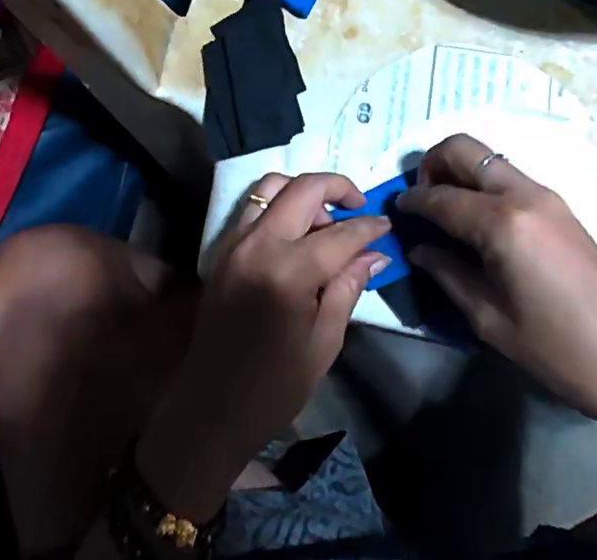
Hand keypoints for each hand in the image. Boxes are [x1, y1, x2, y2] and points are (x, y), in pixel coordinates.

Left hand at [135, 172, 388, 518]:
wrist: (210, 410)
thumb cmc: (276, 385)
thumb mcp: (325, 340)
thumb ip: (349, 286)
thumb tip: (375, 253)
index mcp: (288, 273)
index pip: (340, 233)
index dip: (369, 227)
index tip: (387, 224)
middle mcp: (258, 246)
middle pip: (303, 188)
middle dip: (338, 187)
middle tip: (360, 205)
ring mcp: (234, 244)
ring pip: (272, 186)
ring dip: (304, 191)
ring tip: (325, 219)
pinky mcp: (222, 250)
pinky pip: (253, 206)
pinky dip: (280, 204)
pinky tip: (297, 231)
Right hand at [399, 135, 596, 443]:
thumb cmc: (560, 349)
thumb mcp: (491, 320)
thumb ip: (448, 274)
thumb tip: (419, 248)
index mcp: (503, 222)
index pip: (440, 197)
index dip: (411, 202)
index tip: (393, 212)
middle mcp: (524, 193)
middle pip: (465, 148)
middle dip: (432, 164)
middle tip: (420, 202)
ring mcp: (546, 195)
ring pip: (489, 158)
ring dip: (459, 173)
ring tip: (444, 215)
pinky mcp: (559, 206)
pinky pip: (508, 178)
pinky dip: (482, 186)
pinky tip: (475, 224)